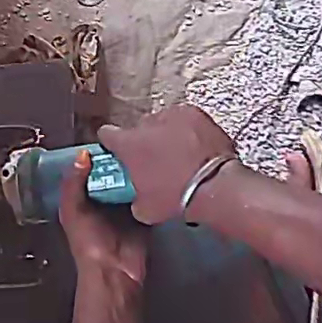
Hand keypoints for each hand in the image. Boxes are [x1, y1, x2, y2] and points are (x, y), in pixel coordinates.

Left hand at [59, 149, 147, 287]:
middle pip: (115, 172)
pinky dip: (154, 182)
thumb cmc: (89, 242)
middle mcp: (107, 198)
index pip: (93, 169)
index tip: (112, 135)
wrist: (115, 270)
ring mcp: (127, 204)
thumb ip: (73, 184)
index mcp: (85, 197)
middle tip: (136, 137)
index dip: (100, 154)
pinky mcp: (146, 211)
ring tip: (150, 146)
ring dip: (139, 169)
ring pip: (133, 180)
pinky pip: (150, 192)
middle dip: (123, 159)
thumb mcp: (72, 211)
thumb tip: (83, 154)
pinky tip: (160, 167)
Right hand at [98, 105, 237, 224]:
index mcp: (128, 143)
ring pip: (162, 121)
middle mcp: (147, 123)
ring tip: (178, 152)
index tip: (118, 151)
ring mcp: (172, 114)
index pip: (107, 134)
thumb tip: (138, 197)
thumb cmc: (176, 198)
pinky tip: (194, 146)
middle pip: (138, 128)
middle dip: (144, 141)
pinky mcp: (195, 113)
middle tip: (155, 159)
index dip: (111, 143)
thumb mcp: (145, 210)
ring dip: (166, 133)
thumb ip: (134, 196)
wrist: (214, 186)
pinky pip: (184, 119)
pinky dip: (187, 129)